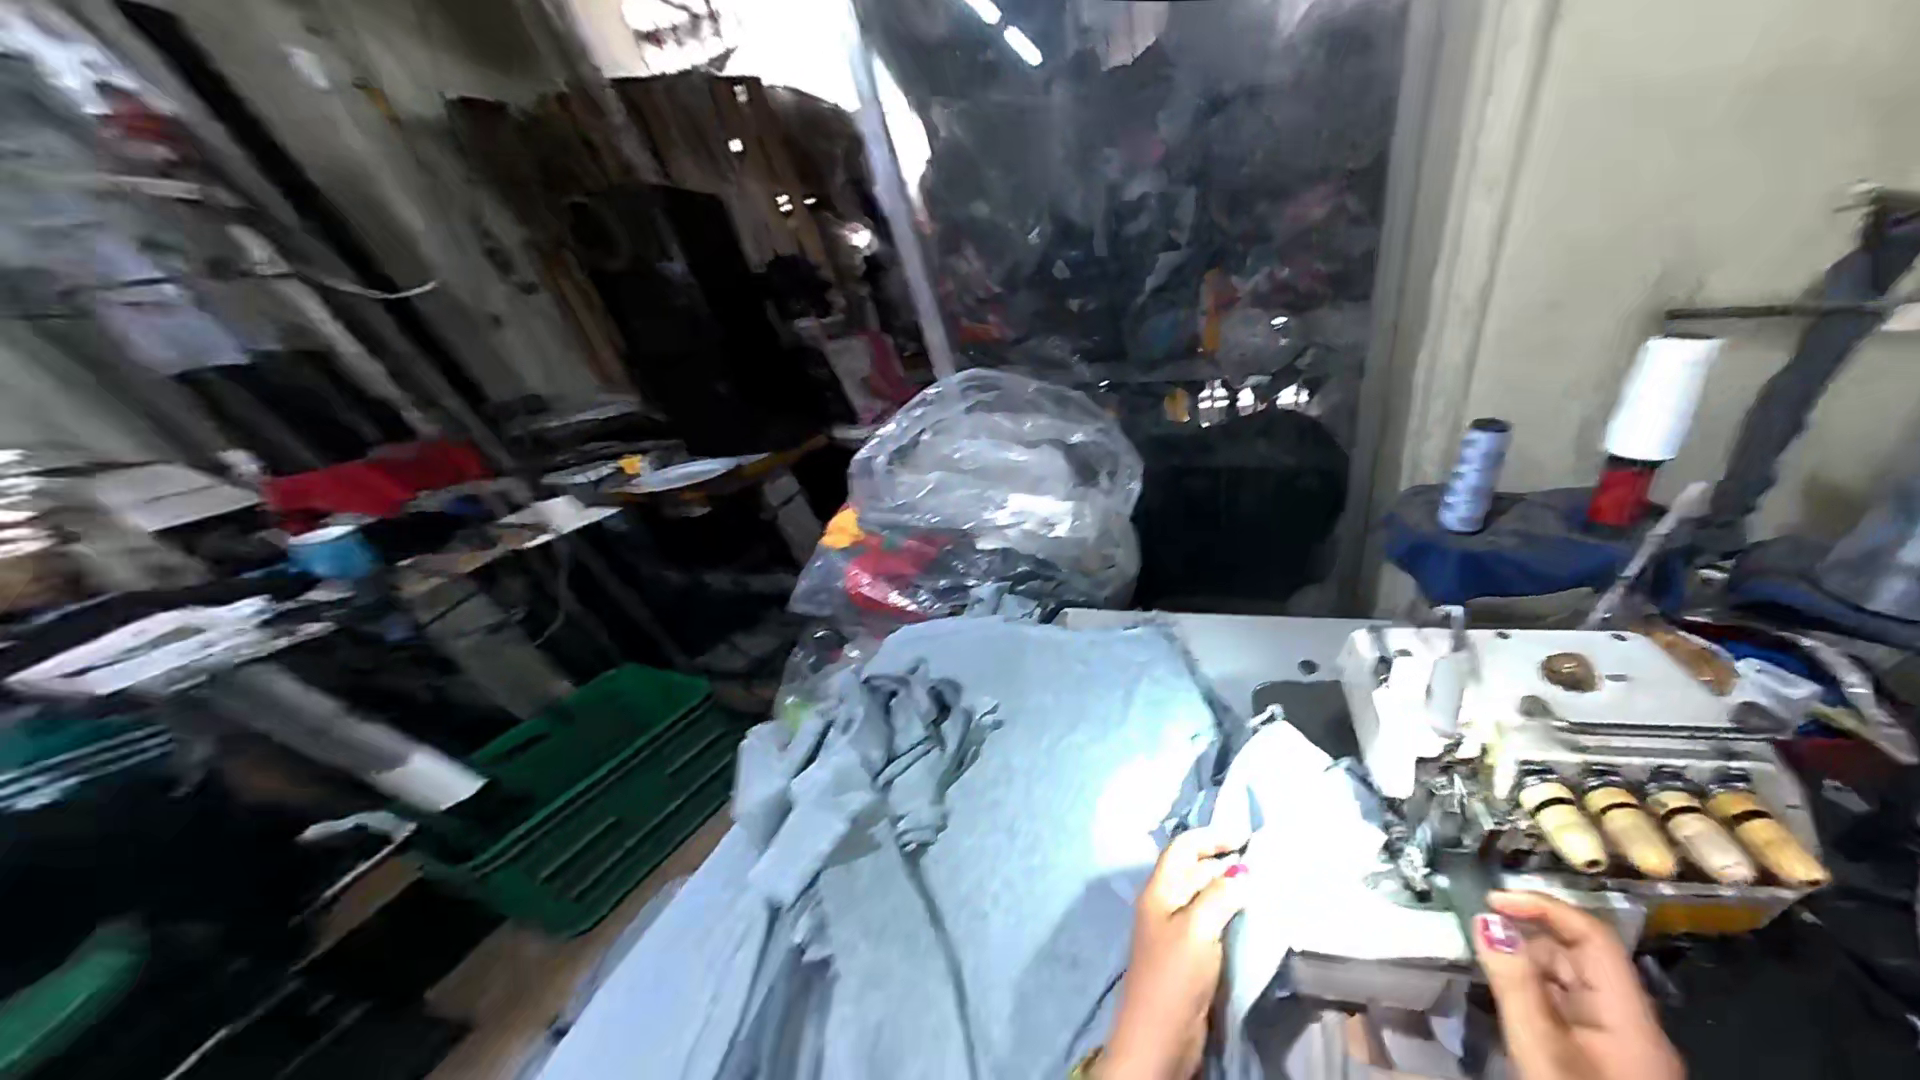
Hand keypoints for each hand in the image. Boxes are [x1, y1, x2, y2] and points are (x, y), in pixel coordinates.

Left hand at [1096, 826, 1250, 1079]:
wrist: (1159, 1036)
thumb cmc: (1173, 975)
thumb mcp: (1197, 929)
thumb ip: (1218, 896)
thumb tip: (1243, 870)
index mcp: (1158, 890)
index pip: (1182, 848)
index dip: (1209, 837)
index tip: (1243, 837)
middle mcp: (1165, 903)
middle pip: (1193, 869)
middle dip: (1222, 859)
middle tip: (1260, 859)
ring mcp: (1176, 929)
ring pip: (1204, 894)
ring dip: (1228, 886)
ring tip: (1262, 883)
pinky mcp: (1189, 954)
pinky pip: (1210, 920)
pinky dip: (1229, 911)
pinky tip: (1250, 915)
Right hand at [1473, 891, 1684, 1079]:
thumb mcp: (1538, 1047)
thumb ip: (1513, 981)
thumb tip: (1488, 919)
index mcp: (1630, 1018)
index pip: (1592, 937)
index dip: (1542, 907)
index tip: (1489, 899)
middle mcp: (1630, 1022)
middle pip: (1582, 956)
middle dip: (1528, 932)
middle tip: (1477, 929)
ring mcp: (1617, 1042)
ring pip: (1570, 978)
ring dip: (1526, 957)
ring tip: (1484, 957)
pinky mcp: (1599, 1057)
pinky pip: (1565, 1003)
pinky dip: (1530, 985)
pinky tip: (1503, 990)